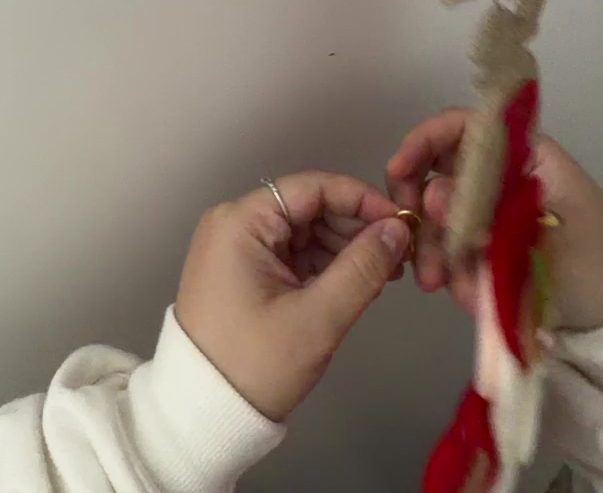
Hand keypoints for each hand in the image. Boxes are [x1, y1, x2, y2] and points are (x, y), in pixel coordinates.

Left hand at [173, 170, 410, 420]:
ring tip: (385, 272)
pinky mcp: (243, 269)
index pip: (312, 187)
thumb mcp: (317, 318)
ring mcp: (237, 246)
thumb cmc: (254, 365)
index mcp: (241, 220)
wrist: (201, 415)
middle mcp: (235, 222)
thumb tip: (398, 230)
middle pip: (309, 206)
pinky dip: (324, 262)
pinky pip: (292, 251)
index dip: (361, 198)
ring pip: (304, 229)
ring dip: (344, 245)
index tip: (401, 221)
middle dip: (356, 225)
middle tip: (399, 254)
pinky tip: (357, 281)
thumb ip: (363, 268)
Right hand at [386, 108, 602, 331]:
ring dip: (431, 245)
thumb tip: (431, 196)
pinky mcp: (485, 240)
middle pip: (436, 166)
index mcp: (521, 153)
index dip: (423, 141)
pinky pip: (451, 244)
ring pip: (438, 212)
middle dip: (419, 204)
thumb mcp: (540, 235)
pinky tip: (464, 293)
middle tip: (408, 238)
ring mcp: (490, 207)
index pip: (460, 126)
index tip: (397, 172)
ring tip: (436, 283)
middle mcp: (499, 172)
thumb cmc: (594, 263)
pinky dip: (449, 267)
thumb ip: (484, 214)